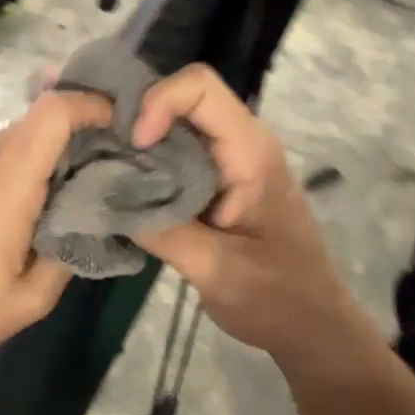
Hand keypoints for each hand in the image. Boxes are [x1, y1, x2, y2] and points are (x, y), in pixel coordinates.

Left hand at [0, 91, 112, 381]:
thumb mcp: (31, 299)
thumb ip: (69, 247)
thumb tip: (90, 212)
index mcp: (2, 183)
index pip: (51, 112)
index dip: (88, 105)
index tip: (113, 121)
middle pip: (35, 124)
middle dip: (68, 140)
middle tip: (89, 174)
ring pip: (9, 136)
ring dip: (34, 156)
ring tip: (46, 199)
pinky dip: (6, 164)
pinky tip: (7, 205)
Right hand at [131, 66, 374, 368]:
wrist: (313, 327)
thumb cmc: (277, 298)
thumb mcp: (216, 271)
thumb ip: (161, 230)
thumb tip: (101, 196)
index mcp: (250, 152)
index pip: (200, 87)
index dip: (159, 101)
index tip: (134, 145)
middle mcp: (240, 141)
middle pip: (182, 96)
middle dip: (138, 116)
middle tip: (103, 156)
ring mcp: (228, 157)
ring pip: (176, 120)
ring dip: (139, 139)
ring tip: (106, 171)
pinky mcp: (217, 175)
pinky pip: (176, 147)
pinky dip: (147, 159)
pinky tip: (126, 188)